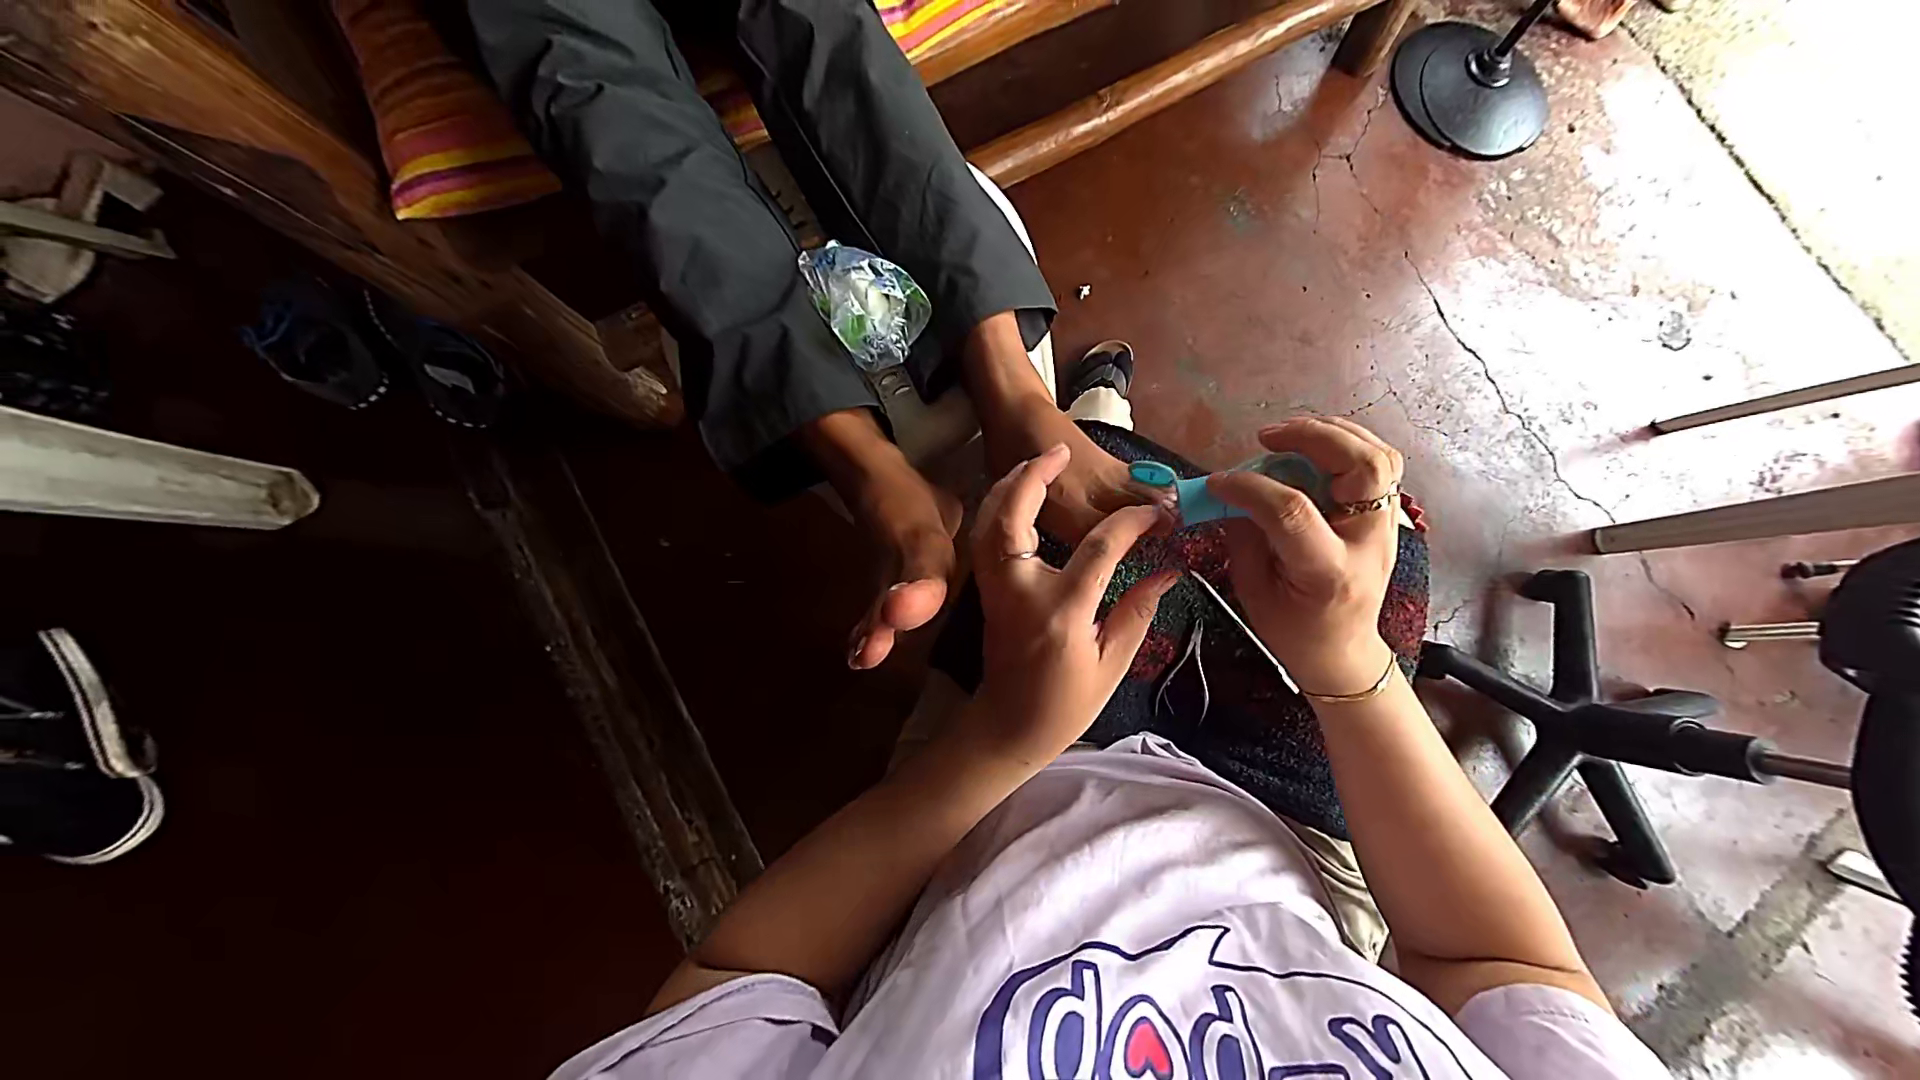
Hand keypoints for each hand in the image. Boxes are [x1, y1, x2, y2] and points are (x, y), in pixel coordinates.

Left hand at [967, 443, 1176, 762]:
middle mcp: (1020, 591)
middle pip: (1014, 517)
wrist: (1007, 726)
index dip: (1131, 524)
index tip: (1158, 514)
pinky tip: (1016, 495)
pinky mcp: (985, 590)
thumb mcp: (1112, 663)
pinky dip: (997, 508)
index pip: (1098, 548)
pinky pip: (984, 538)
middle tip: (1059, 451)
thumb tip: (1170, 568)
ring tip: (1036, 461)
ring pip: (988, 522)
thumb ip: (1138, 610)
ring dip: (1008, 485)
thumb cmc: (1065, 703)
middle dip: (1033, 477)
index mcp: (1060, 612)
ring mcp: (995, 588)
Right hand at [1208, 417, 1404, 695]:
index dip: (1249, 487)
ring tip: (1289, 433)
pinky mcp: (1384, 517)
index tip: (1218, 481)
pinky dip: (1344, 442)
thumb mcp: (1252, 589)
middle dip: (1312, 439)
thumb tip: (1230, 491)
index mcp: (1328, 570)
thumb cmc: (1290, 629)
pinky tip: (1311, 443)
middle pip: (1362, 467)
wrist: (1341, 650)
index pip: (1292, 510)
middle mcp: (1367, 542)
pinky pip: (1377, 463)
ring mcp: (1384, 527)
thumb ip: (1243, 535)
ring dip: (1333, 433)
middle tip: (1267, 437)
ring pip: (1378, 456)